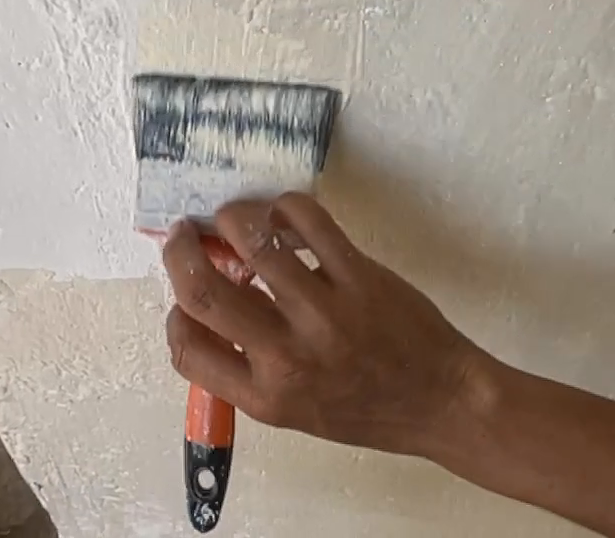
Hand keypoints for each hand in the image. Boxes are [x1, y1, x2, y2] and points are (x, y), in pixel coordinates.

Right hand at [161, 192, 490, 457]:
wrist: (440, 400)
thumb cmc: (363, 406)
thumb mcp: (294, 409)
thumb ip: (247, 365)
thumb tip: (211, 303)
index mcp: (265, 396)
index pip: (188, 349)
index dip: (174, 312)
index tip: (184, 291)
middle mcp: (286, 356)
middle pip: (203, 290)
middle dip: (181, 249)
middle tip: (185, 231)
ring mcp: (323, 312)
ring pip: (253, 240)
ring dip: (232, 216)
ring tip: (235, 215)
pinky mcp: (357, 275)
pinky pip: (306, 219)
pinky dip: (284, 205)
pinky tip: (285, 214)